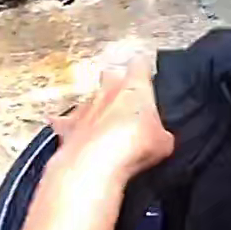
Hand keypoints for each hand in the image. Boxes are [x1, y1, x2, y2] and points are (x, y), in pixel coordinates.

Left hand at [48, 55, 174, 184]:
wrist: (97, 164)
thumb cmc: (134, 146)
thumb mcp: (164, 143)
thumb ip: (161, 134)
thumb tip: (160, 139)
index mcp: (135, 87)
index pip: (140, 65)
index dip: (143, 69)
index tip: (146, 74)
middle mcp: (107, 91)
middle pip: (110, 77)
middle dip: (116, 86)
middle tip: (125, 101)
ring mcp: (85, 107)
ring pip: (89, 99)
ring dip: (96, 109)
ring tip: (105, 128)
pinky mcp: (67, 127)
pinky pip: (65, 123)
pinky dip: (68, 128)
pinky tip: (71, 136)